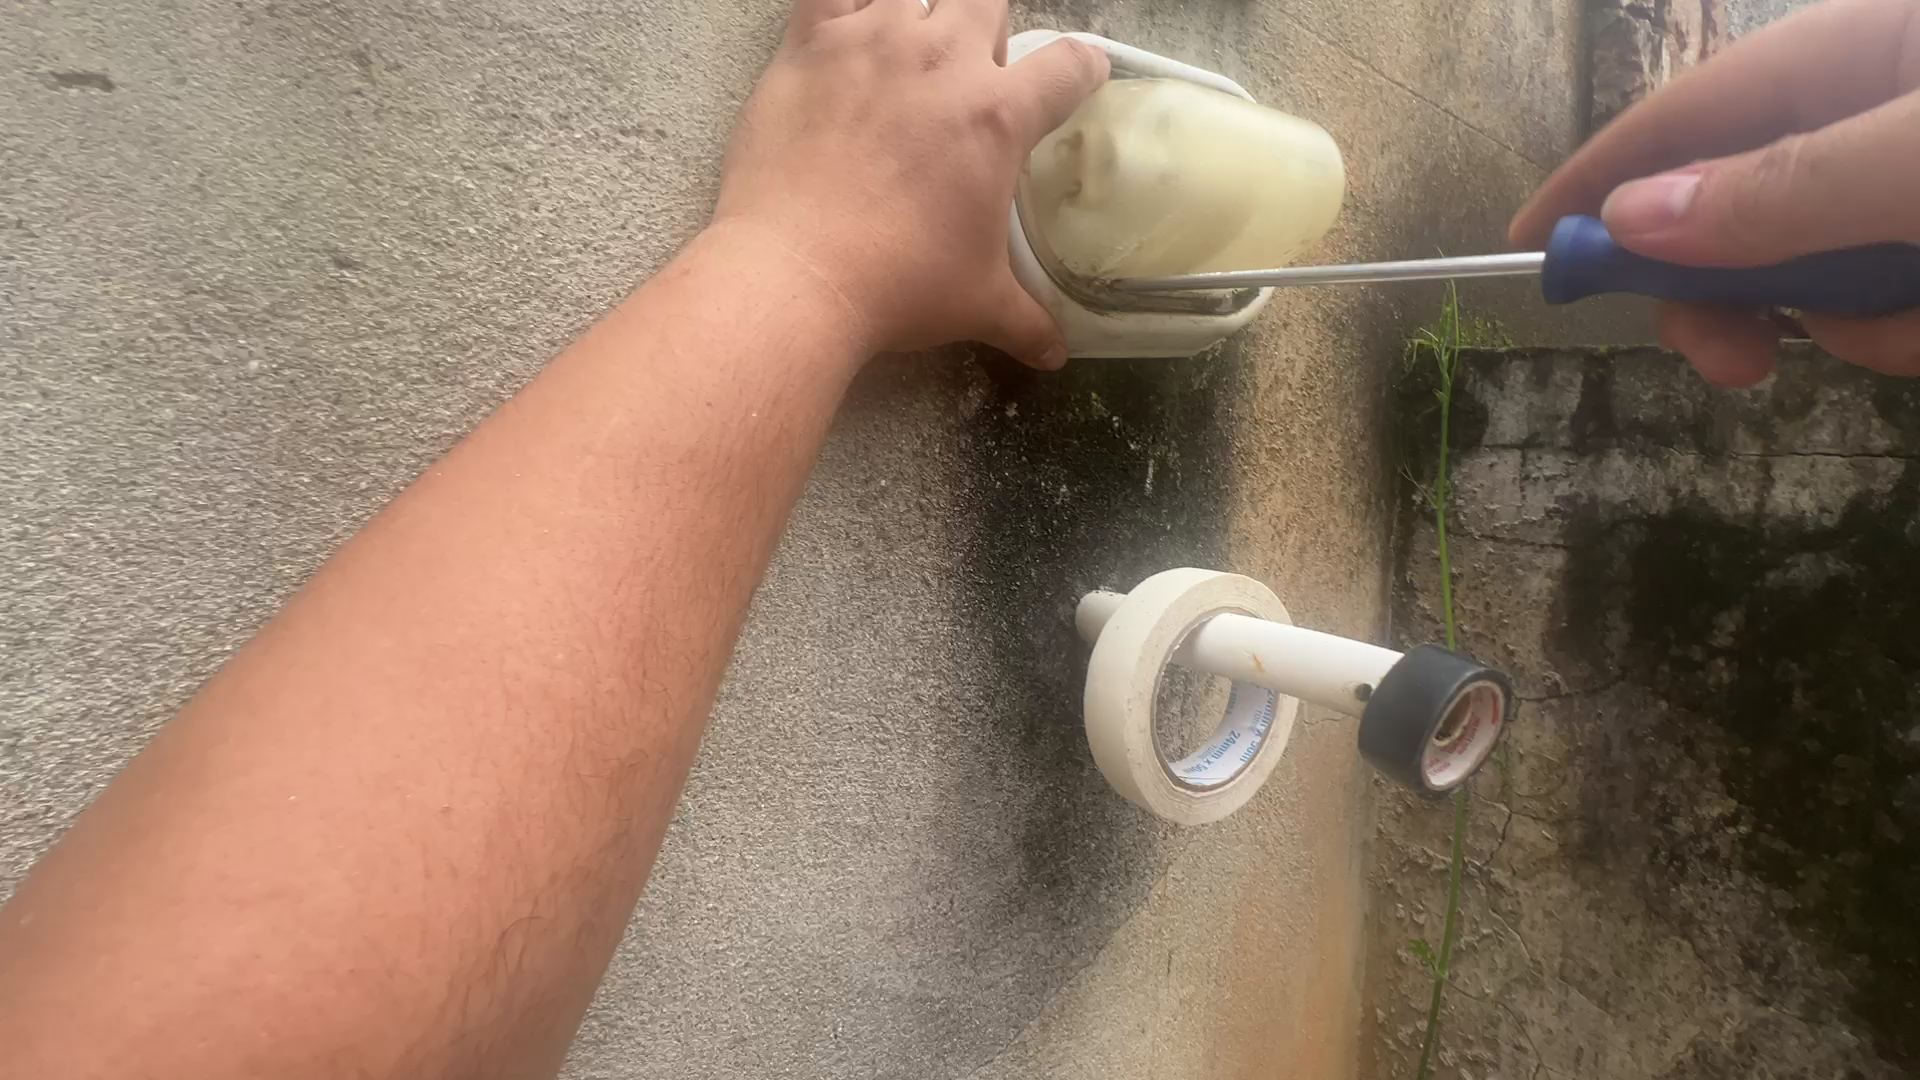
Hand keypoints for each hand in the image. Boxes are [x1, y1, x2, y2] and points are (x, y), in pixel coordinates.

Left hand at [714, 0, 1108, 368]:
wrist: (799, 276)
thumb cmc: (900, 288)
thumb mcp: (979, 308)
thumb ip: (1027, 323)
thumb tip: (1057, 357)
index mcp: (996, 117)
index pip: (1067, 67)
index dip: (1082, 70)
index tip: (1080, 79)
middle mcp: (942, 59)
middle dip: (989, 33)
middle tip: (968, 84)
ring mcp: (872, 40)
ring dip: (920, 14)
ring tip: (904, 62)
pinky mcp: (810, 43)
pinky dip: (843, 3)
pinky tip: (842, 32)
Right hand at [1511, 0, 1919, 385]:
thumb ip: (1785, 188)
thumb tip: (1621, 221)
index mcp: (1867, 50)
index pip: (1685, 115)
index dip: (1594, 182)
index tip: (1523, 246)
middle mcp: (1875, 111)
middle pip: (1724, 209)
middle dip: (1718, 292)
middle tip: (1728, 359)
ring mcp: (1904, 177)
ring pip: (1797, 264)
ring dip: (1825, 317)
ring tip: (1904, 327)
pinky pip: (1869, 289)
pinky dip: (1889, 324)